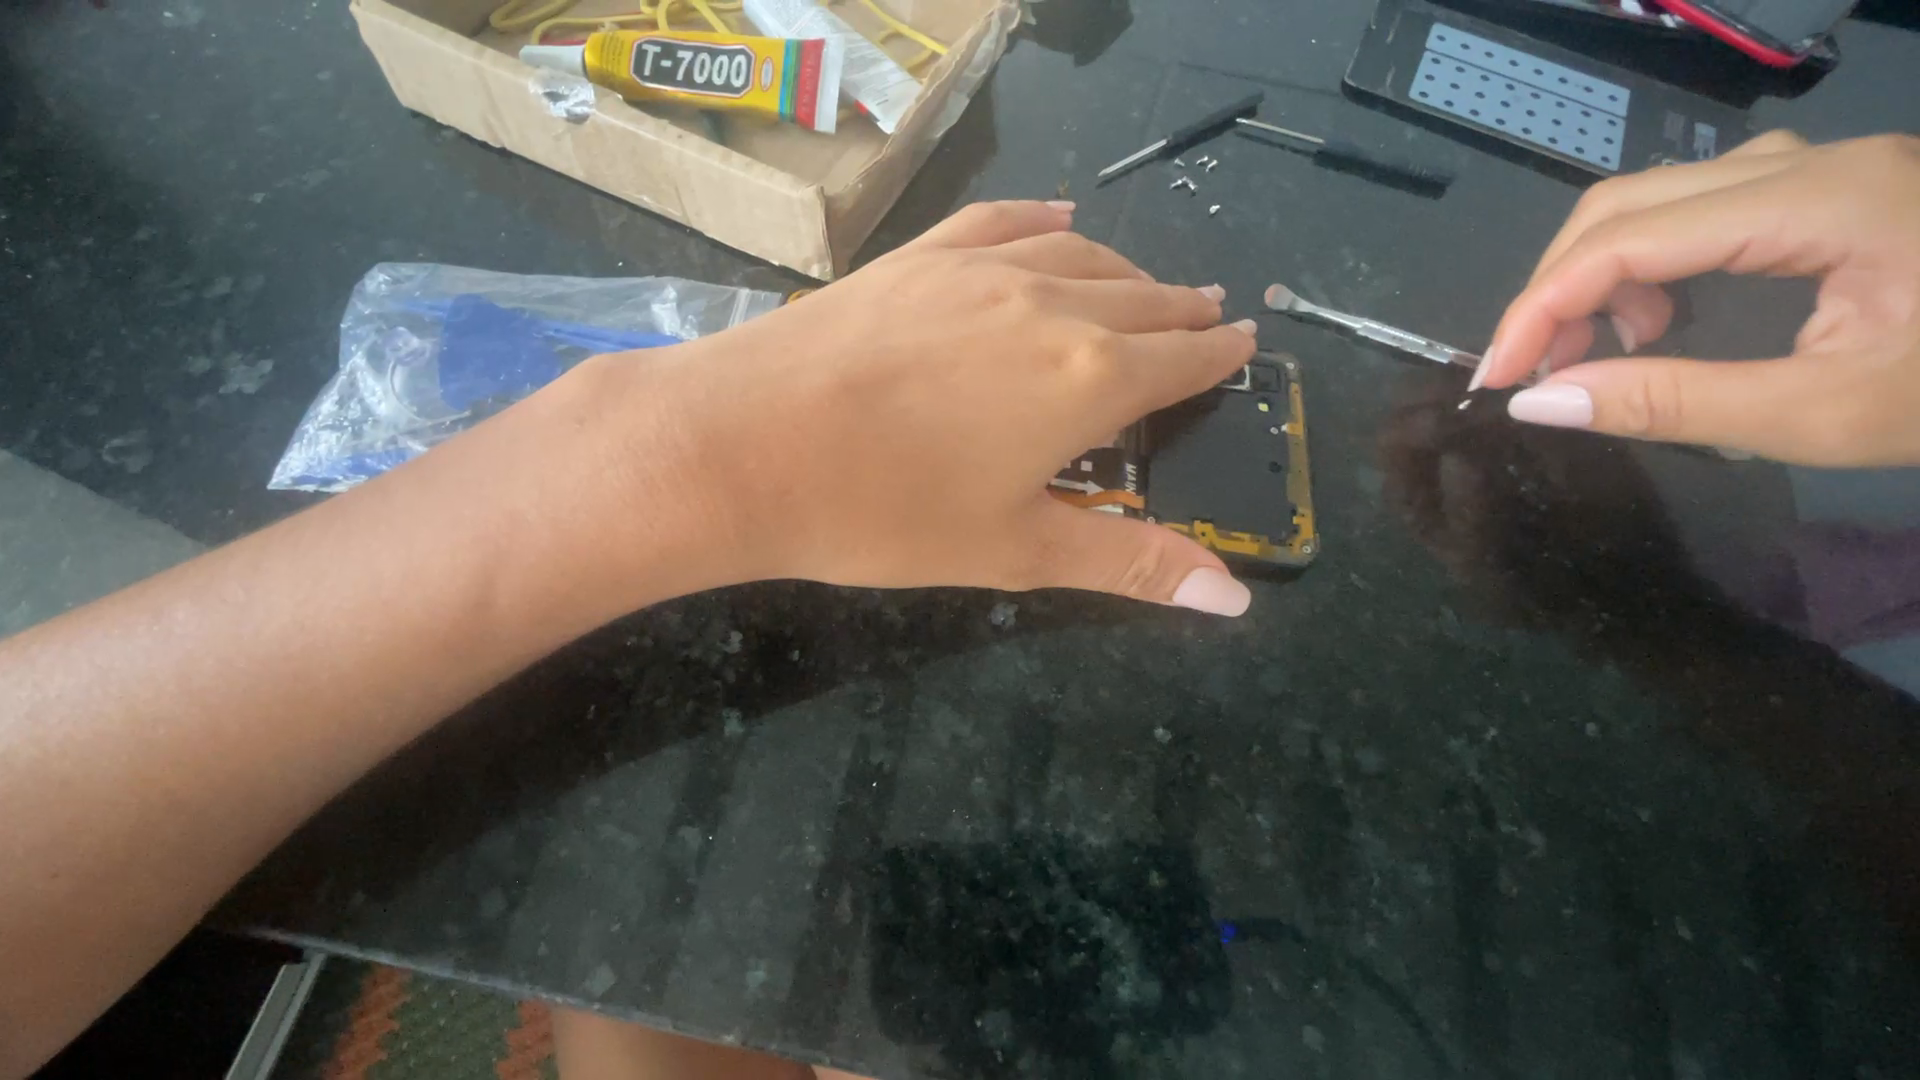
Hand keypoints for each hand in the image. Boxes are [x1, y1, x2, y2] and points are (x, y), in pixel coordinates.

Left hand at [590, 201, 1259, 614]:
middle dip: (1182, 312)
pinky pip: (1002, 222)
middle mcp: (1049, 306)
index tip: (1243, 343)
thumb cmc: (884, 515)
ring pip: (1080, 256)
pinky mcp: (919, 256)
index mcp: (1086, 380)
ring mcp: (979, 270)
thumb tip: (1234, 598)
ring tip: (1148, 283)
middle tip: (1208, 315)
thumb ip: (1129, 563)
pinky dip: (1044, 221)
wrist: (743, 446)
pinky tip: (1060, 218)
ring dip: (1127, 271)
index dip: (1217, 356)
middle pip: (1140, 300)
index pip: (1178, 361)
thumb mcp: (1016, 550)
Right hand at [1472, 132, 1919, 465]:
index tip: (1497, 381)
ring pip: (1646, 201)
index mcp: (1825, 202)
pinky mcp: (1823, 191)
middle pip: (1619, 205)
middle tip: (1530, 371)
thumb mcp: (1825, 414)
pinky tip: (1652, 319)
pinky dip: (1638, 267)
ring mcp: (1819, 170)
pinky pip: (1688, 210)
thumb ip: (1671, 405)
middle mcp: (1812, 163)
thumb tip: (1537, 403)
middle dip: (1551, 292)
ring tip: (1591, 352)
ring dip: (1590, 276)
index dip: (1537, 311)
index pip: (1622, 242)